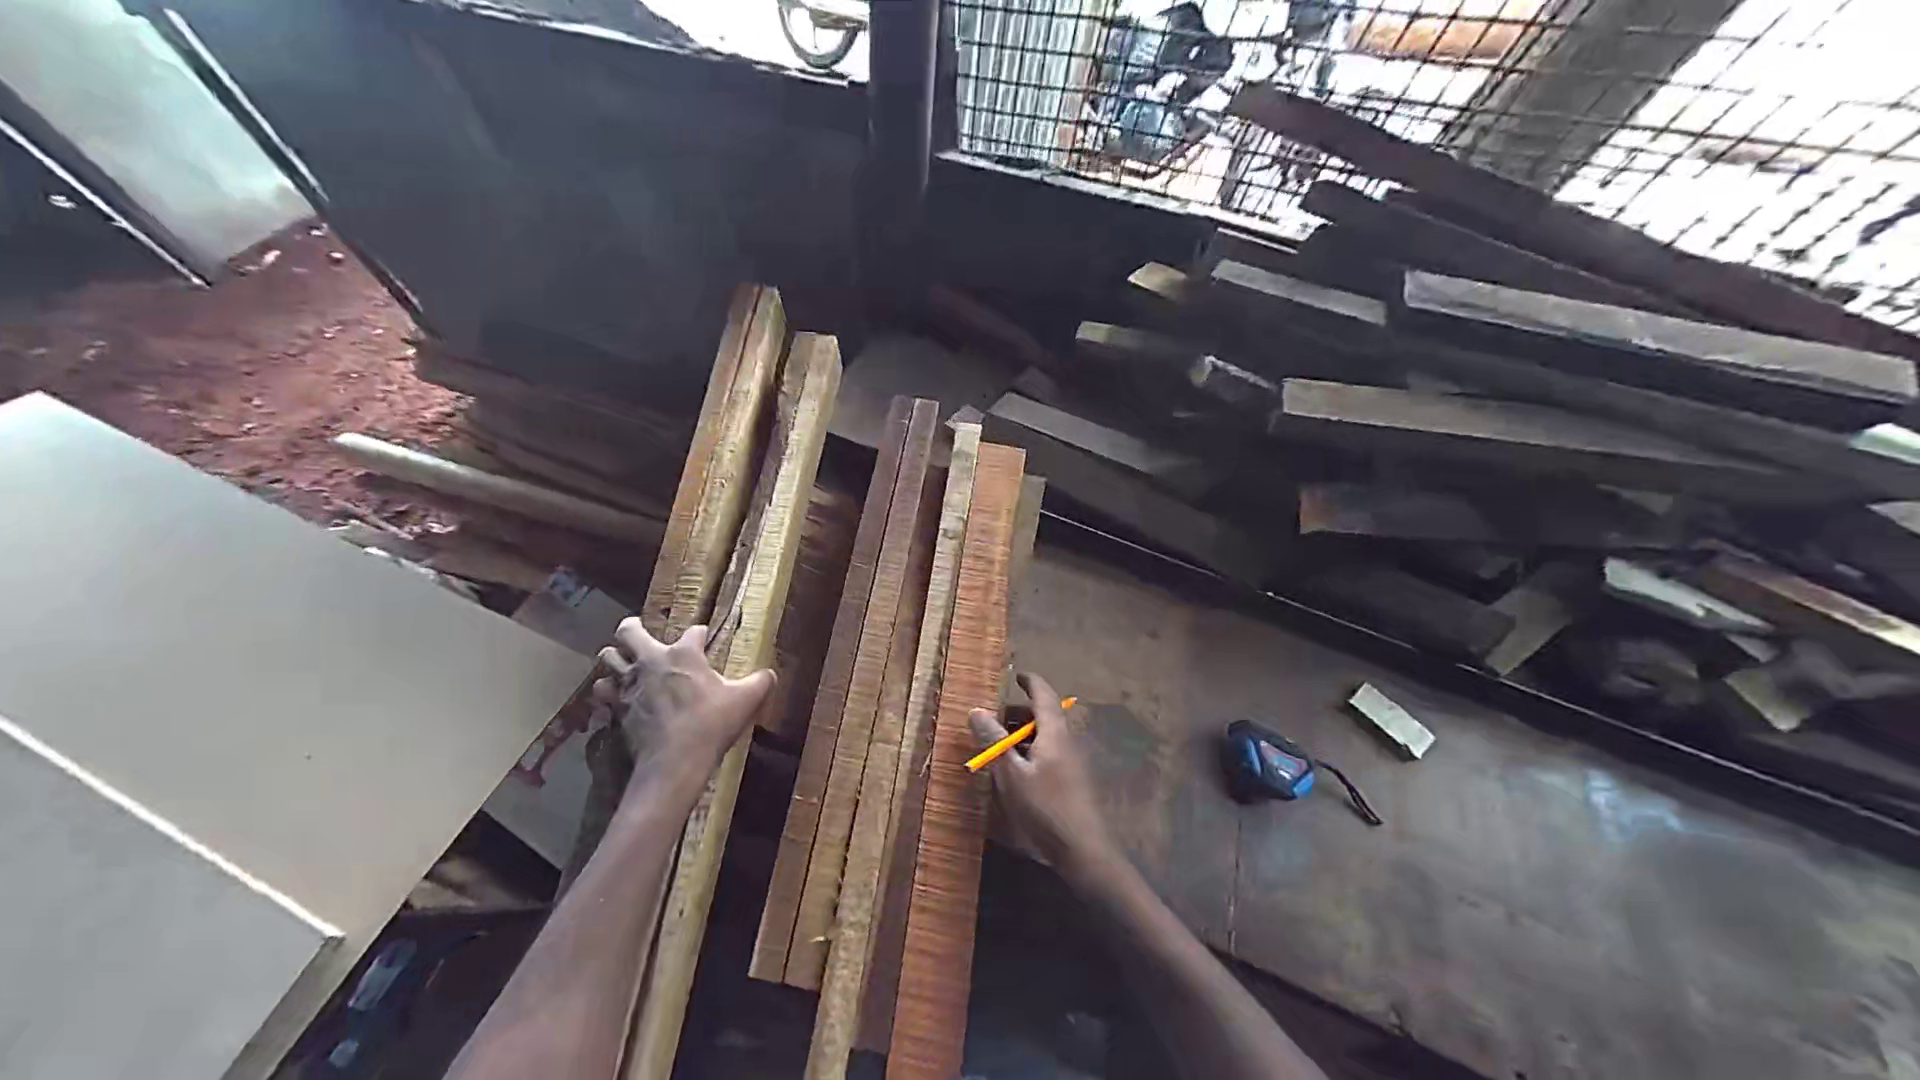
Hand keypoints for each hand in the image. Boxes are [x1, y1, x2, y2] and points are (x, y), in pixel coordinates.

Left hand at [593, 618, 774, 779]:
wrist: (674, 761)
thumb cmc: (711, 724)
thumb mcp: (745, 700)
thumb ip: (760, 682)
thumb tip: (770, 674)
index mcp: (684, 654)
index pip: (692, 632)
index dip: (700, 634)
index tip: (704, 638)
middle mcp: (651, 661)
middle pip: (628, 631)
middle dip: (632, 628)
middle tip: (638, 631)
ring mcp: (629, 684)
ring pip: (607, 657)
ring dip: (615, 658)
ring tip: (624, 662)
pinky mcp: (615, 707)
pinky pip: (601, 691)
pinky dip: (606, 690)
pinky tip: (615, 694)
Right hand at [969, 672, 1120, 881]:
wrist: (1084, 850)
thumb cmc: (1045, 807)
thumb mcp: (1011, 775)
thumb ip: (994, 742)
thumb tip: (976, 710)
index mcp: (1055, 733)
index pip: (1044, 695)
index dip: (1030, 682)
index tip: (1017, 675)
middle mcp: (1067, 741)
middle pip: (1044, 715)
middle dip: (1018, 712)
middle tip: (993, 719)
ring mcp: (1072, 762)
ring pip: (1045, 736)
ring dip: (1022, 735)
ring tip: (997, 747)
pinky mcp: (1071, 781)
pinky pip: (1048, 753)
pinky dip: (1030, 751)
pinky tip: (1014, 771)